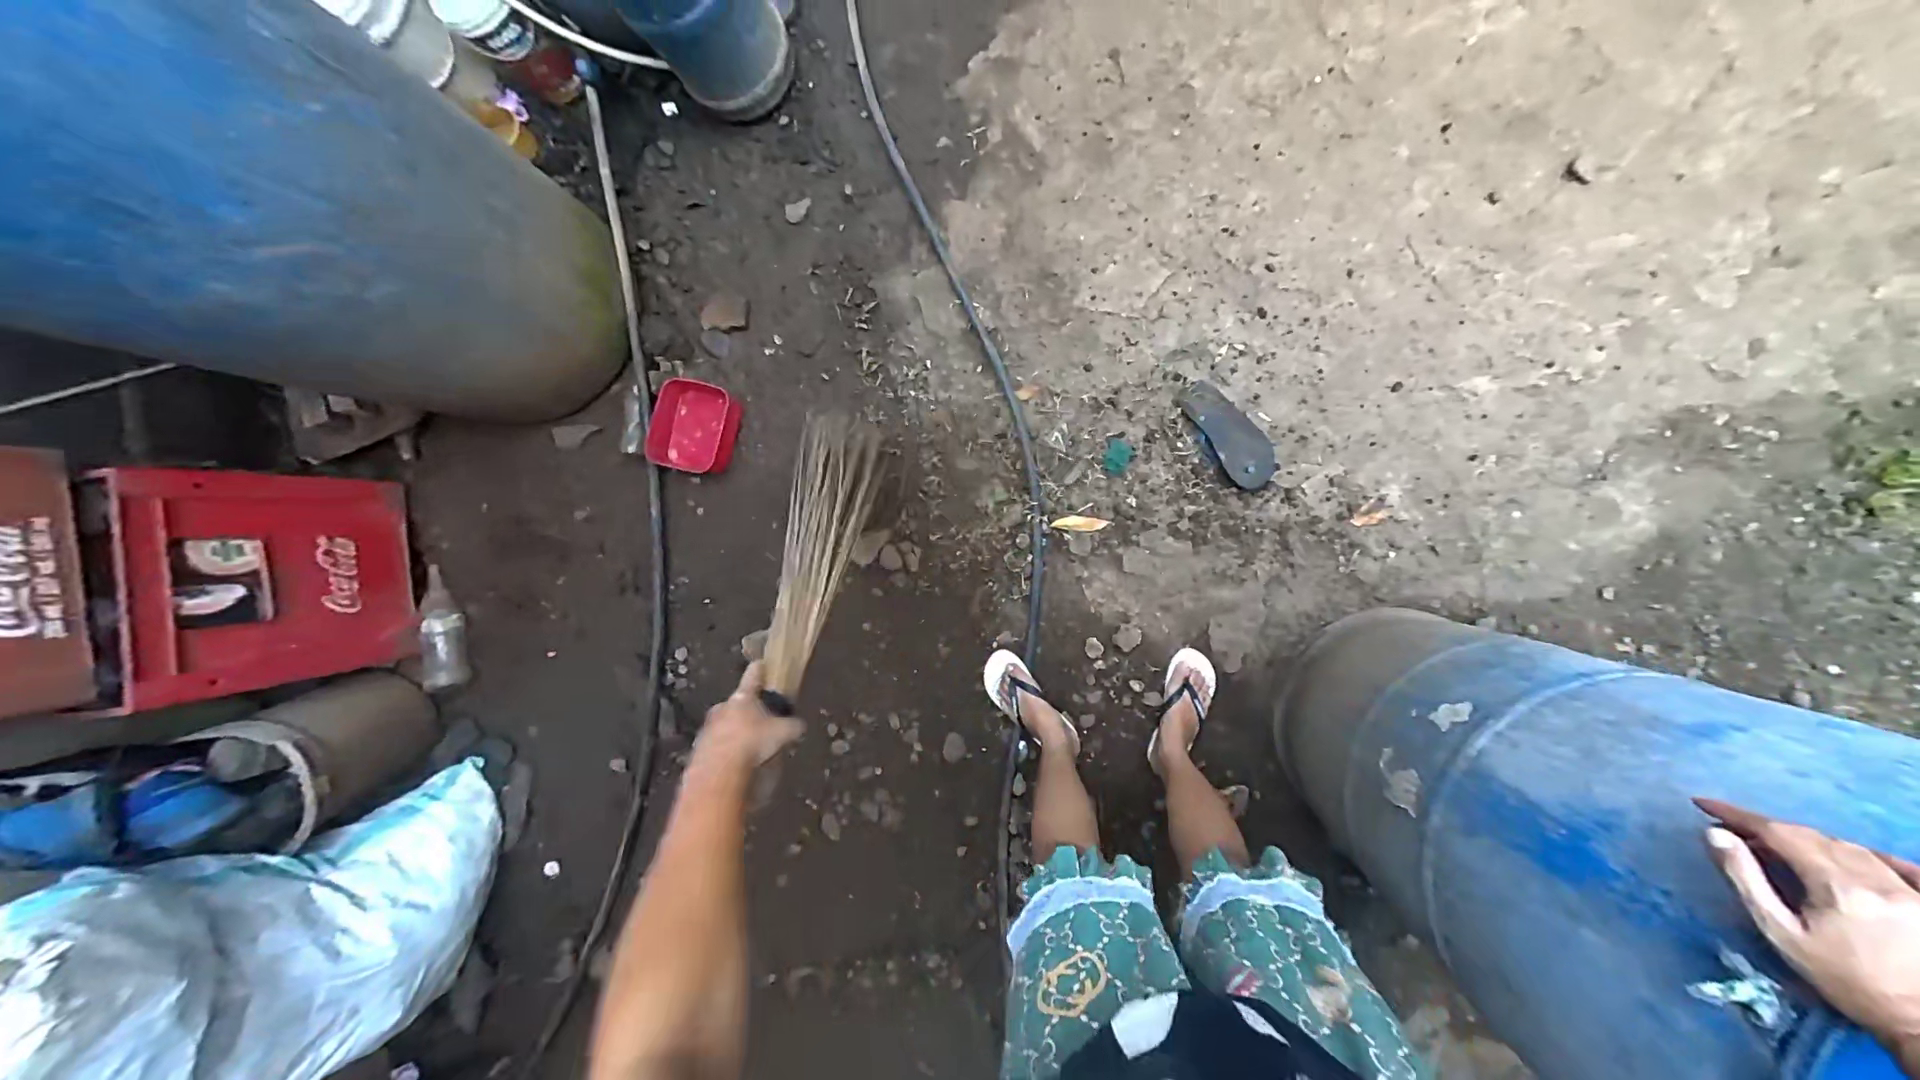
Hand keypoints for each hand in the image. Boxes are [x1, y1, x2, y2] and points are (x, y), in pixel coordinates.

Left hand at [695, 662, 802, 769]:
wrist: (718, 773)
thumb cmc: (753, 742)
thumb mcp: (784, 732)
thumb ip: (793, 726)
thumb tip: (798, 725)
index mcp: (743, 697)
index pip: (753, 676)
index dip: (759, 669)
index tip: (761, 663)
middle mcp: (723, 707)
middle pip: (738, 703)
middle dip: (748, 711)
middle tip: (762, 722)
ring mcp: (708, 728)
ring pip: (726, 725)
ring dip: (736, 732)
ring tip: (750, 749)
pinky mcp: (699, 749)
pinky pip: (717, 745)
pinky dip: (727, 751)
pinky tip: (737, 763)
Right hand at [1696, 798, 1919, 1051]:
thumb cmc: (1842, 979)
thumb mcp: (1781, 932)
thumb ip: (1747, 879)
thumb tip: (1716, 834)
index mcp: (1839, 887)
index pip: (1779, 833)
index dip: (1738, 815)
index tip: (1704, 804)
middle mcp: (1878, 882)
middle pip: (1814, 838)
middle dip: (1771, 830)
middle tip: (1737, 834)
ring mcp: (1912, 892)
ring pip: (1850, 848)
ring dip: (1809, 842)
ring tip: (1783, 851)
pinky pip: (1895, 864)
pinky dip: (1861, 853)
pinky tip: (1846, 859)